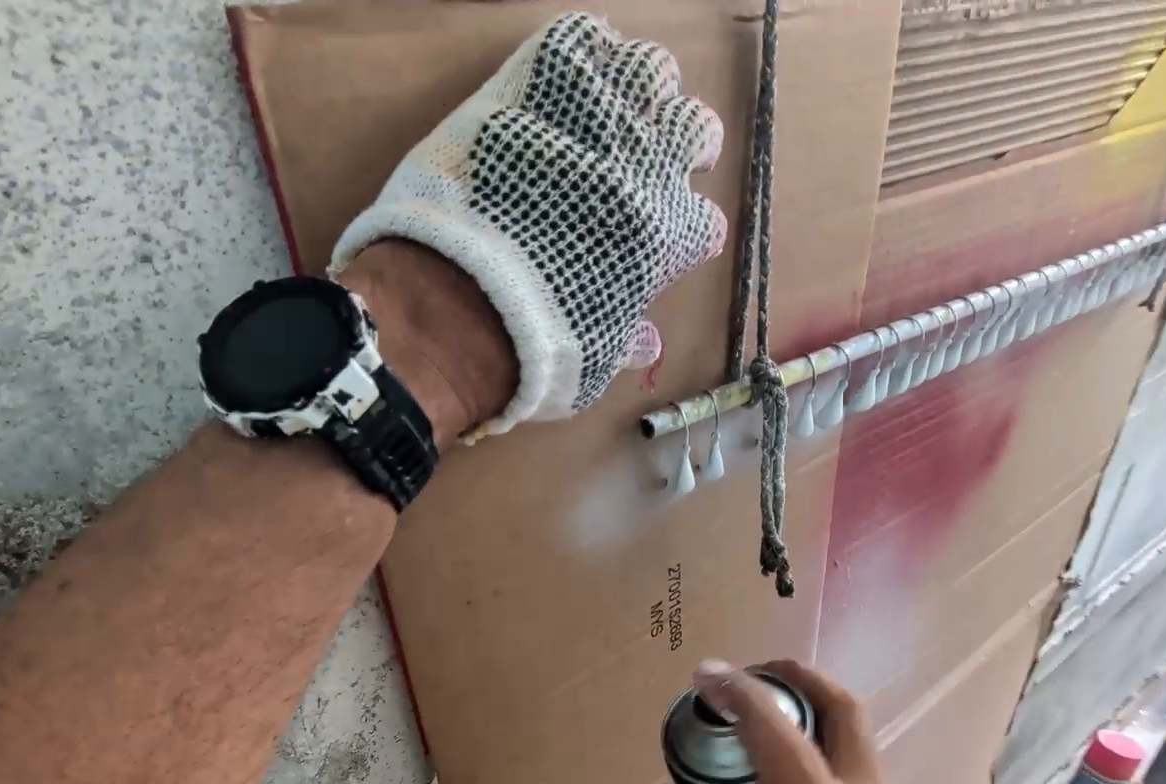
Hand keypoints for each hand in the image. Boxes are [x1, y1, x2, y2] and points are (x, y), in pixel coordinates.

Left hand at [331, 12, 727, 435]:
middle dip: (681, 145)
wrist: (458, 304)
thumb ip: (625, 343)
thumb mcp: (591, 363)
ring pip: (649, 71)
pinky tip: (568, 72)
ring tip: (611, 106)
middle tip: (648, 156)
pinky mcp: (540, 84)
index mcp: (665, 238)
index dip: (685, 231)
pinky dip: (583, 49)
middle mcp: (646, 170)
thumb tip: (648, 343)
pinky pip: (582, 37)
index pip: (706, 223)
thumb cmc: (531, 348)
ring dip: (638, 88)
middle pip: (696, 130)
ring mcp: (595, 120)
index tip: (660, 238)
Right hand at [656, 659, 947, 783]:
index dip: (742, 697)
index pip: (783, 741)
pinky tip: (788, 783)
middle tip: (748, 673)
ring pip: (852, 728)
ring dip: (805, 707)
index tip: (706, 675)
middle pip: (842, 706)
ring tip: (759, 720)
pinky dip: (818, 747)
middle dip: (793, 674)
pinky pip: (855, 760)